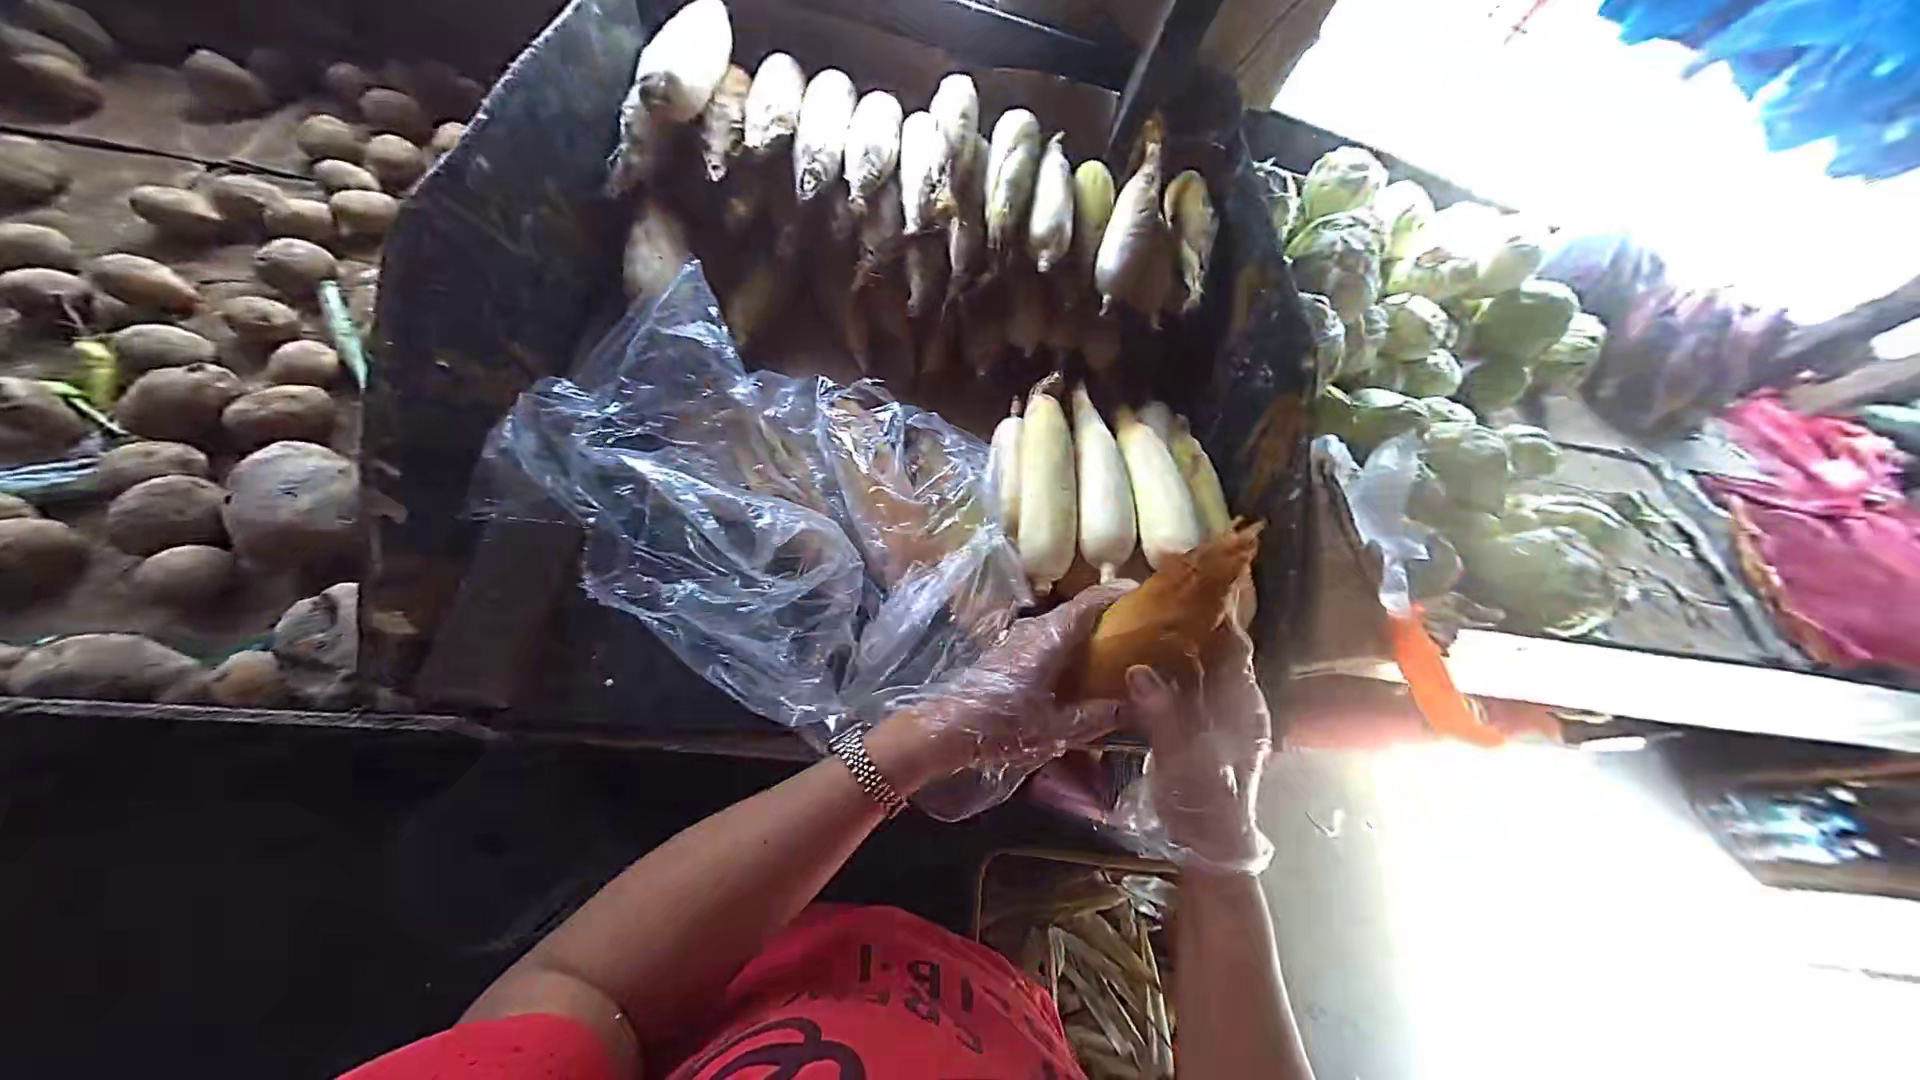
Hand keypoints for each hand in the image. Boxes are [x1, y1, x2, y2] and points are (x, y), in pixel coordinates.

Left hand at [872, 582, 1135, 788]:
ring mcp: (1019, 639)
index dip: (1117, 593)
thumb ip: (1096, 715)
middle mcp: (1035, 630)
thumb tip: (1133, 704)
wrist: (946, 729)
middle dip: (1110, 615)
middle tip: (1143, 628)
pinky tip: (1084, 669)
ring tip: (1120, 649)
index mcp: (1049, 638)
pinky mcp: (1010, 654)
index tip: (1146, 593)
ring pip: (1063, 626)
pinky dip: (1072, 646)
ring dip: (1090, 632)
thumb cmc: (1002, 725)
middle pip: (1078, 611)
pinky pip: (1050, 640)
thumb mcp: (1056, 729)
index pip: (1089, 602)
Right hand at [1121, 622, 1273, 873]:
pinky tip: (1142, 659)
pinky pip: (1183, 685)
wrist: (1209, 848)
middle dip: (1193, 623)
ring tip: (1146, 618)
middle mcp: (1234, 703)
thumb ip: (1164, 717)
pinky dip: (1167, 667)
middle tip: (1156, 597)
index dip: (1220, 615)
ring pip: (1199, 667)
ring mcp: (1214, 714)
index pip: (1235, 648)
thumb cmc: (1207, 806)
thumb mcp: (1186, 764)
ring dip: (1179, 643)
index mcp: (1243, 706)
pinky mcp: (1196, 725)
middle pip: (1217, 652)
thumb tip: (1138, 669)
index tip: (1193, 585)